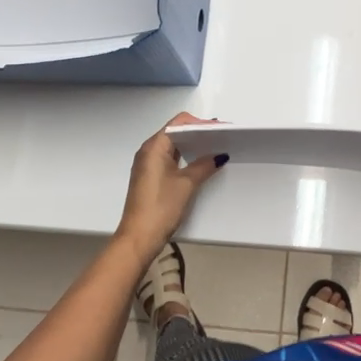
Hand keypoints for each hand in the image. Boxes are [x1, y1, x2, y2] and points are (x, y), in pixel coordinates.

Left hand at [115, 112, 226, 257]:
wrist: (139, 237)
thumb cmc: (161, 206)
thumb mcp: (186, 184)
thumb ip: (204, 166)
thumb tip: (218, 156)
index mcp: (154, 147)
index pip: (179, 123)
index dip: (201, 123)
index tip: (220, 128)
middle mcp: (148, 151)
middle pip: (175, 132)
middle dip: (197, 133)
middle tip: (221, 136)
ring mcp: (147, 165)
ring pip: (171, 146)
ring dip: (191, 145)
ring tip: (213, 148)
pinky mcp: (149, 177)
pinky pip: (168, 158)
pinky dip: (184, 157)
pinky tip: (198, 163)